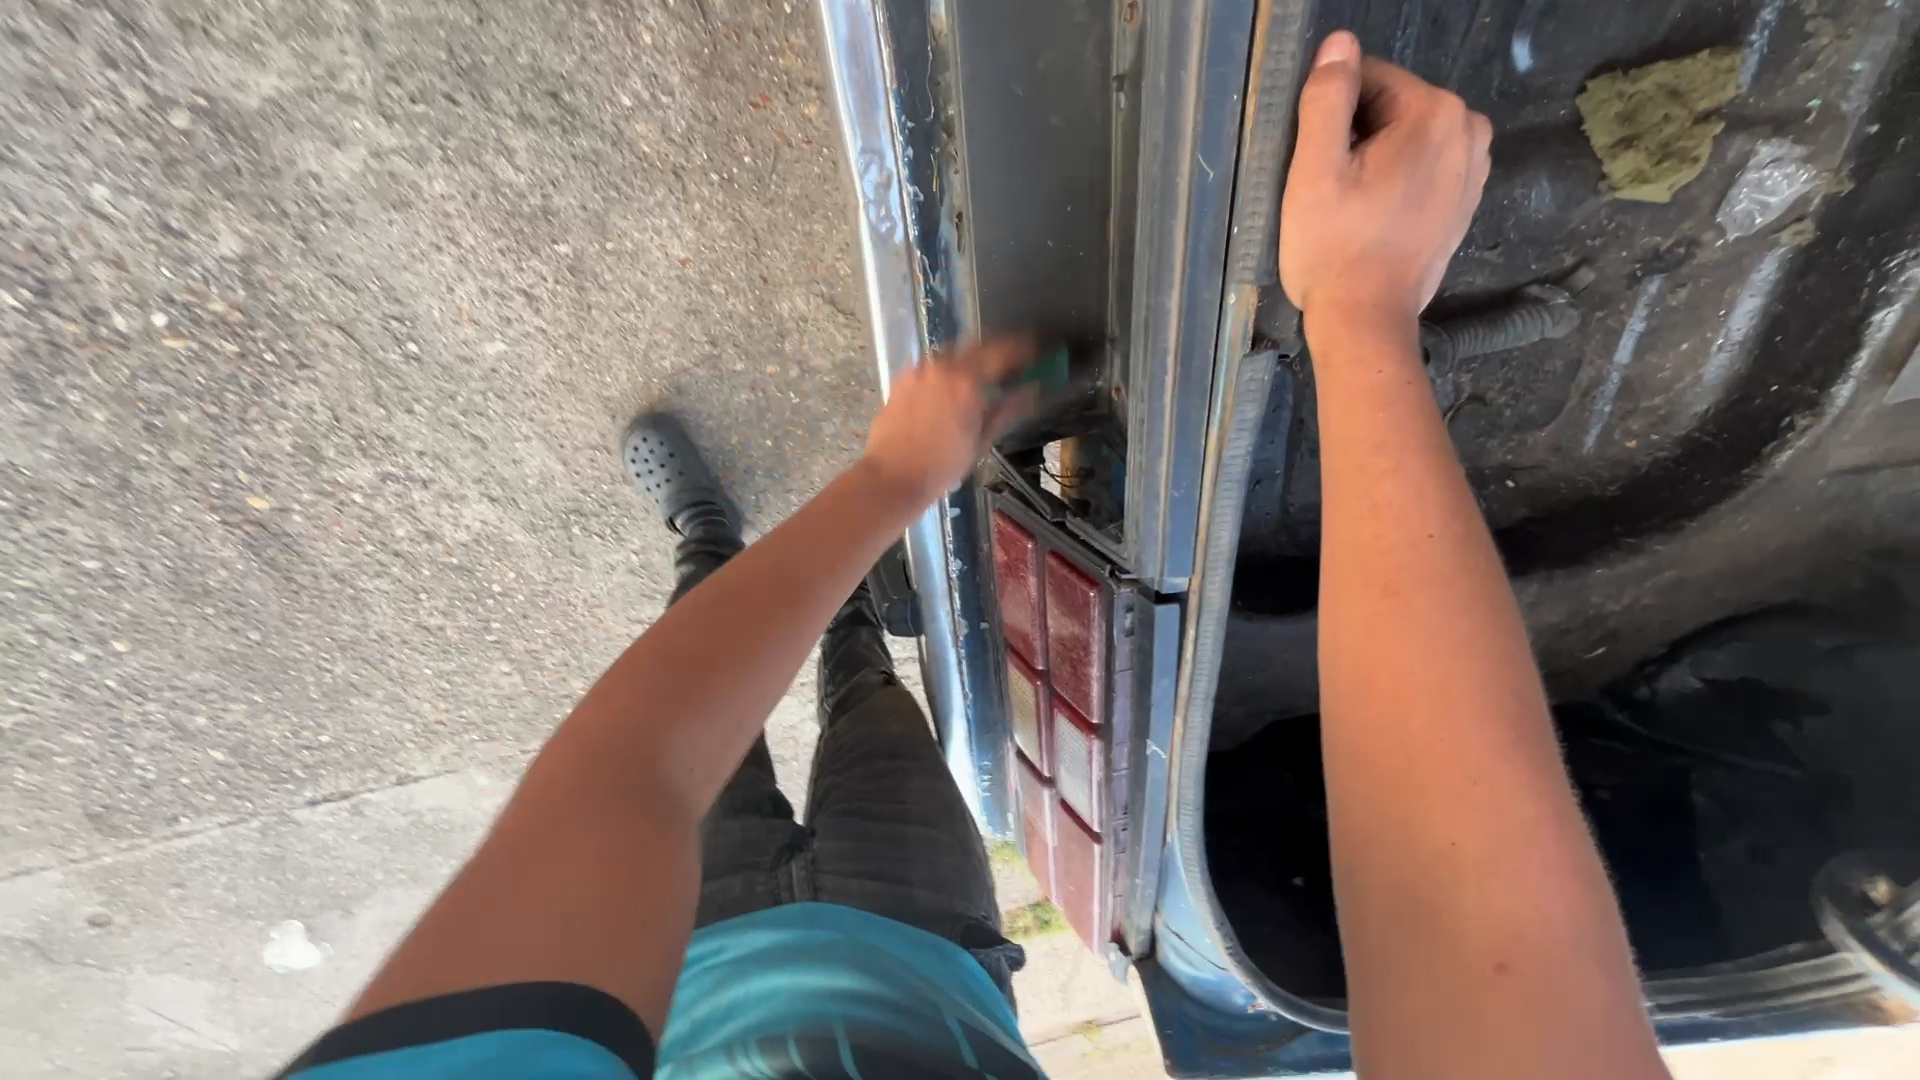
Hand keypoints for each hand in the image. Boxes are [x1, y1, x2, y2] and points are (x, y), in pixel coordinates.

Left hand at [859, 338, 1036, 506]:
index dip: (1024, 347)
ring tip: (981, 377)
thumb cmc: (941, 467)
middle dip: (996, 351)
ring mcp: (918, 371)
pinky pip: (931, 367)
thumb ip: (1007, 410)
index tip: (1037, 347)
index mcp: (966, 380)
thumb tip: (1031, 390)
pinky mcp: (901, 381)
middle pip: (976, 346)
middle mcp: (941, 366)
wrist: (891, 477)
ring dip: (970, 360)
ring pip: (952, 354)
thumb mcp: (981, 442)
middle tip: (1012, 362)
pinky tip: (949, 390)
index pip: (1004, 351)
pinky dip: (946, 371)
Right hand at [1279, 31, 1490, 327]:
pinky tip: (1374, 220)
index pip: (1367, 80)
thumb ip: (1326, 100)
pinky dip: (1396, 184)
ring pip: (1406, 140)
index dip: (1329, 119)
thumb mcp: (1314, 173)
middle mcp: (1468, 128)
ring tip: (1350, 209)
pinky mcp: (1465, 201)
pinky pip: (1422, 170)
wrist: (1366, 319)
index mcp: (1433, 111)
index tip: (1314, 165)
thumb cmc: (1333, 249)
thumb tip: (1338, 44)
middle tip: (1329, 192)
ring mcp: (1474, 167)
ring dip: (1374, 162)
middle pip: (1391, 109)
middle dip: (1355, 139)